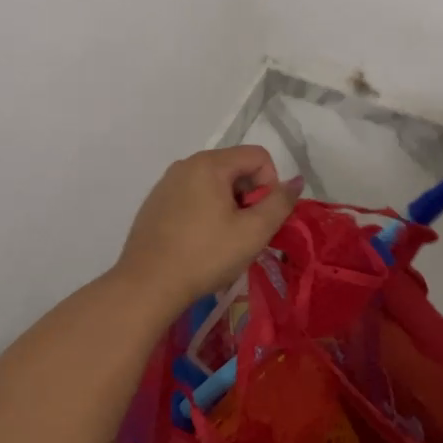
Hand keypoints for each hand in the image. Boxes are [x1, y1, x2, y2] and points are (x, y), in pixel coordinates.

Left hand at [113, 146, 303, 312]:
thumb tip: (296, 181)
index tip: (262, 217)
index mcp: (210, 164)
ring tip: (223, 239)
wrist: (146, 287)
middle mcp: (186, 164)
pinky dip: (205, 212)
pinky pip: (192, 196)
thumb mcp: (254, 232)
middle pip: (235, 167)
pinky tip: (199, 242)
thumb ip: (281, 202)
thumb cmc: (205, 256)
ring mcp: (166, 183)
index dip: (270, 184)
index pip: (258, 156)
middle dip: (249, 196)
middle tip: (245, 232)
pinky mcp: (155, 203)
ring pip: (214, 183)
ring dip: (228, 205)